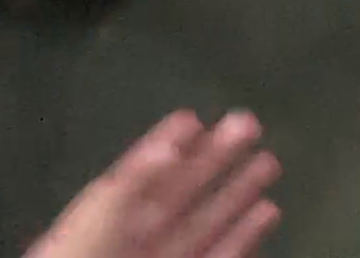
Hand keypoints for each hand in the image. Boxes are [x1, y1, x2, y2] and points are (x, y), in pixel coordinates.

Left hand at [26, 111, 281, 257]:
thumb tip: (169, 147)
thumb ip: (123, 193)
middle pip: (175, 196)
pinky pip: (221, 256)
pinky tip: (268, 210)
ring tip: (270, 159)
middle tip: (249, 121)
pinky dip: (244, 235)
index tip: (195, 115)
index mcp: (97, 231)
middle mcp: (128, 248)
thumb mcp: (90, 236)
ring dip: (237, 192)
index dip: (161, 147)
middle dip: (213, 158)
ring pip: (204, 224)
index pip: (132, 181)